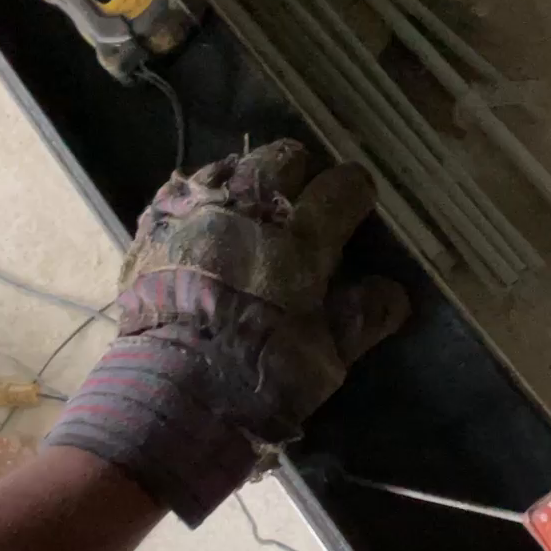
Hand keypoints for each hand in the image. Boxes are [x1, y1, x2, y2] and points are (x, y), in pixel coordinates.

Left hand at [46, 140, 407, 525]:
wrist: (172, 392)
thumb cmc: (259, 378)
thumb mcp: (325, 358)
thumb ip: (362, 318)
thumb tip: (394, 293)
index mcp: (302, 241)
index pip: (343, 188)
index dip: (355, 193)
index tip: (356, 206)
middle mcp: (249, 210)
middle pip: (284, 159)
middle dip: (300, 176)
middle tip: (300, 207)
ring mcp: (197, 211)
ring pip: (231, 166)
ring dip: (248, 182)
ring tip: (250, 211)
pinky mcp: (156, 226)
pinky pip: (183, 190)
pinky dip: (200, 199)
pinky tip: (205, 223)